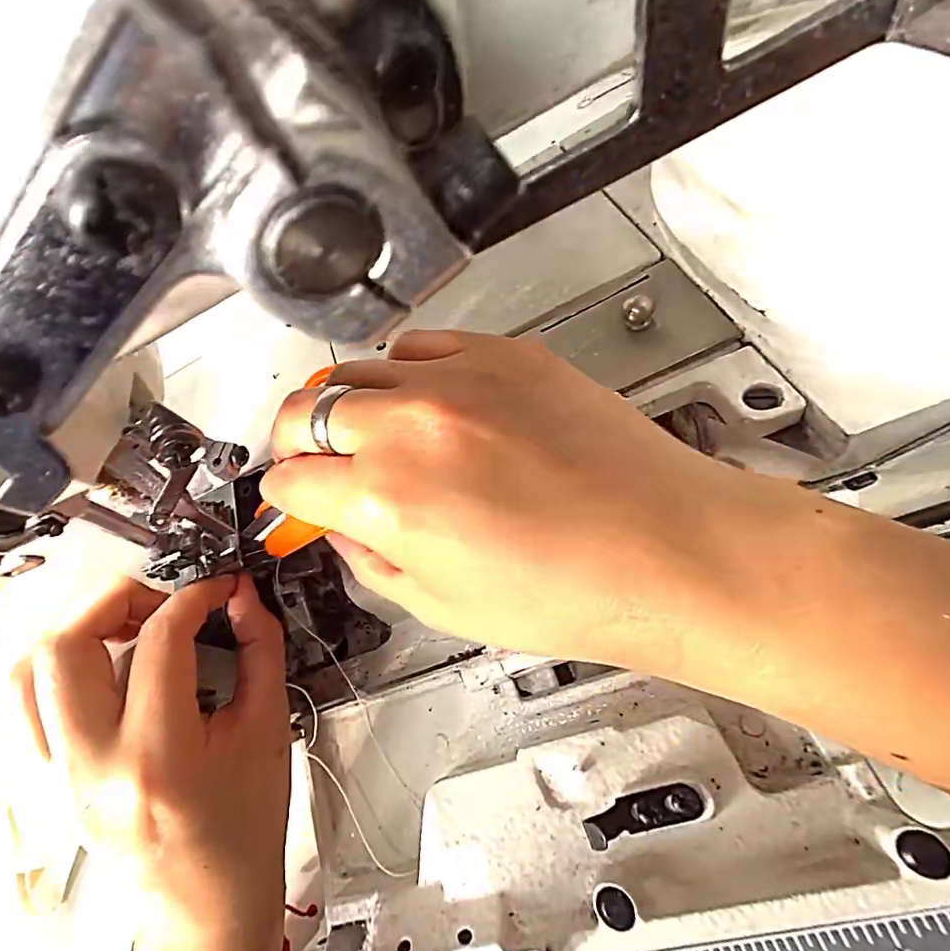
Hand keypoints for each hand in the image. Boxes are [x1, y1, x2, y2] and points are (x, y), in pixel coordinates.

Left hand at [15, 575, 290, 950]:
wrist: (207, 896)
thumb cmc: (246, 820)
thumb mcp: (269, 728)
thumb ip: (259, 650)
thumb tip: (241, 597)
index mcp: (159, 757)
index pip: (159, 642)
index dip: (195, 596)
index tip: (219, 588)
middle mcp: (94, 766)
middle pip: (64, 646)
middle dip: (116, 599)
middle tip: (162, 601)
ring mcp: (58, 777)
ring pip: (26, 672)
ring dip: (77, 629)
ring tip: (126, 627)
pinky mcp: (46, 782)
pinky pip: (23, 707)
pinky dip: (56, 668)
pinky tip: (100, 665)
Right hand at [260, 332, 809, 675]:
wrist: (666, 550)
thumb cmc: (576, 589)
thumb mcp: (441, 606)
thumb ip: (370, 561)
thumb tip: (341, 528)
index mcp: (388, 498)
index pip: (289, 479)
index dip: (283, 498)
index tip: (293, 501)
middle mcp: (414, 425)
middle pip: (304, 409)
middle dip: (293, 442)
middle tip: (310, 464)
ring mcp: (460, 380)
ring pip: (355, 368)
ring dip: (344, 404)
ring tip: (369, 434)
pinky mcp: (505, 354)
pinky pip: (423, 344)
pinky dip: (406, 372)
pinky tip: (423, 402)